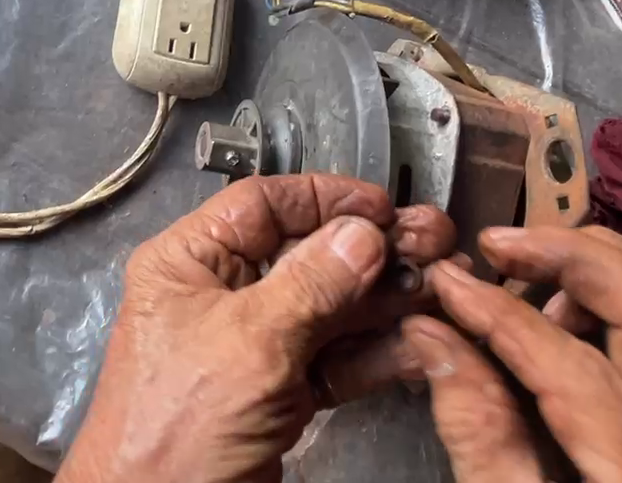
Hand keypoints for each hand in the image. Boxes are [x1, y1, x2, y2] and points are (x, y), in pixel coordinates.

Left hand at [56, 173, 458, 482]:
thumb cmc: (180, 423)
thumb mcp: (248, 342)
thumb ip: (310, 285)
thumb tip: (363, 232)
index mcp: (190, 260)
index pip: (262, 205)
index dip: (324, 198)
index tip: (381, 203)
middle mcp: (220, 292)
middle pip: (304, 253)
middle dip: (369, 248)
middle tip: (433, 238)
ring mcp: (252, 343)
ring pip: (327, 306)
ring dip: (384, 296)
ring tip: (442, 279)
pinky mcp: (278, 392)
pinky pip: (333, 358)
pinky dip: (377, 351)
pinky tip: (421, 339)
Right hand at [401, 225, 621, 482]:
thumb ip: (479, 438)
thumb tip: (432, 335)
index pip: (573, 368)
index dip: (500, 315)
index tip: (446, 281)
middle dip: (573, 257)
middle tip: (498, 244)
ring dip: (602, 266)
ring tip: (528, 269)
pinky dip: (620, 292)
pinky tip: (565, 309)